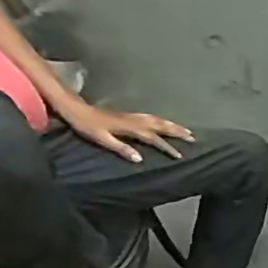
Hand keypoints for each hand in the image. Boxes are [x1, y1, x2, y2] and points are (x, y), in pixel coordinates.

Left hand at [63, 104, 195, 162]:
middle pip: (162, 126)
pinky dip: (164, 121)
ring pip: (159, 120)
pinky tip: (166, 123)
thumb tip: (139, 159)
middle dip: (178, 132)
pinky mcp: (130, 115)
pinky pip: (153, 117)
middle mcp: (136, 121)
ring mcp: (134, 116)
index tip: (179, 155)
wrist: (75, 109)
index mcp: (131, 128)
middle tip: (193, 138)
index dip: (167, 147)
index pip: (154, 139)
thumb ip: (121, 148)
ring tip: (186, 130)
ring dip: (174, 126)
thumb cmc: (86, 126)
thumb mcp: (101, 139)